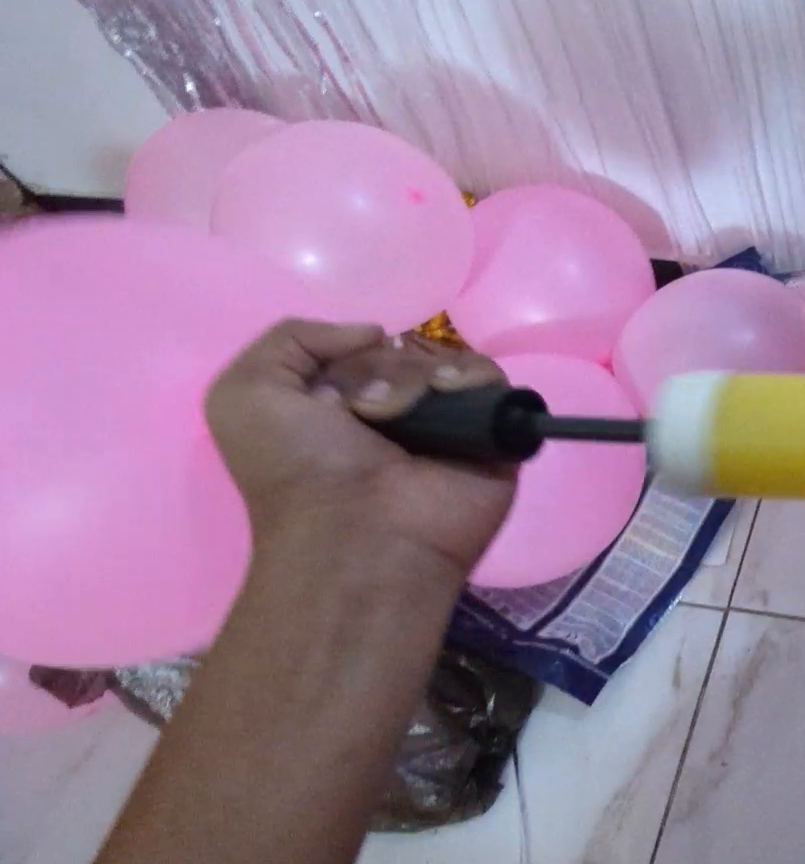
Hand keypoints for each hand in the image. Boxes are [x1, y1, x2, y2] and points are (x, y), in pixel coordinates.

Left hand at [205, 319, 517, 579]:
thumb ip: (291, 338)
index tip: (338, 389)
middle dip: (388, 369)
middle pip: (415, 353)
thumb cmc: (298, 470)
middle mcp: (409, 412)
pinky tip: (450, 398)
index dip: (354, 354)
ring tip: (411, 412)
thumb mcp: (246, 395)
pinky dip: (473, 379)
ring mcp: (457, 423)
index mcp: (353, 405)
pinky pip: (497, 383)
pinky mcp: (499, 433)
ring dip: (426, 375)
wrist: (363, 530)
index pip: (372, 350)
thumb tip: (377, 333)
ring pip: (457, 362)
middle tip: (370, 412)